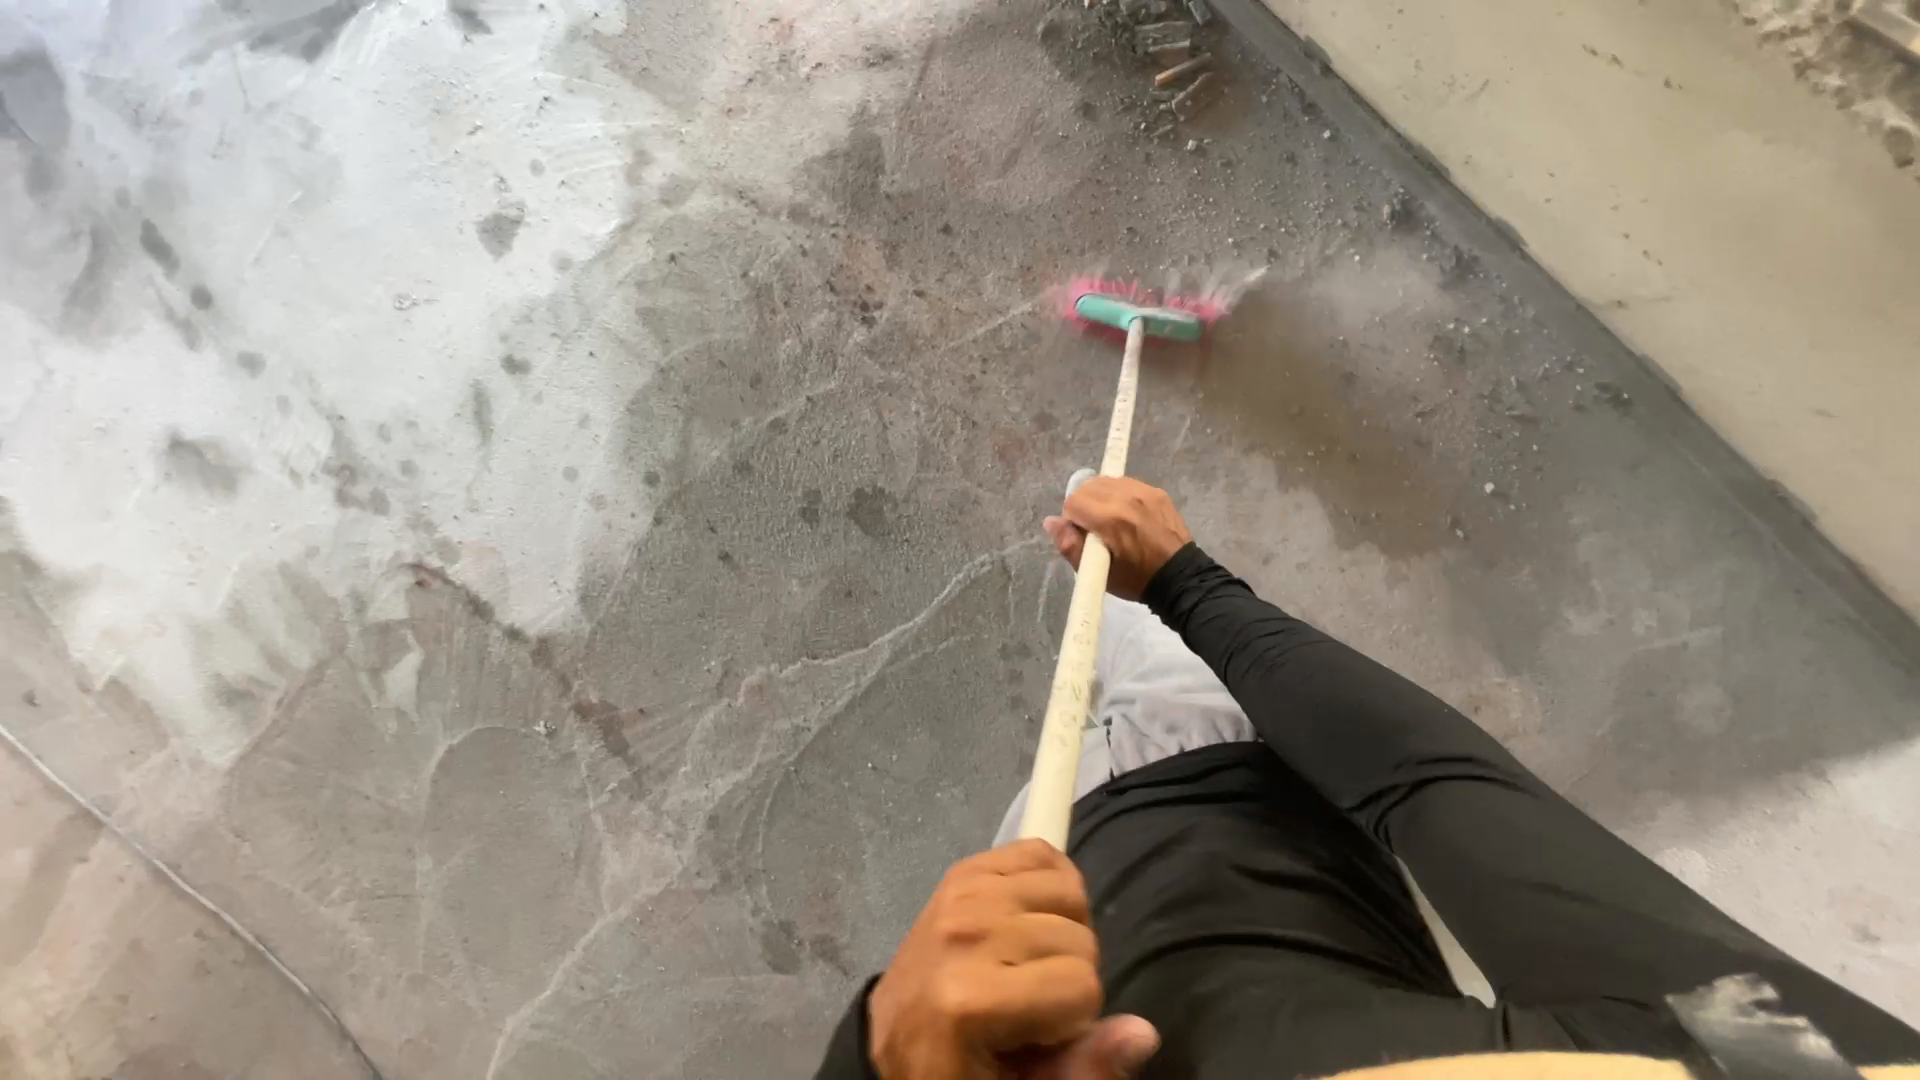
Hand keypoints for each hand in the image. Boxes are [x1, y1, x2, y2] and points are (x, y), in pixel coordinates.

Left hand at [868, 839, 1159, 1079]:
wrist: (891, 1040)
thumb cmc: (954, 1071)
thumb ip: (1083, 1069)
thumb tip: (1142, 1031)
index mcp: (971, 999)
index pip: (1082, 985)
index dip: (1075, 1020)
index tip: (1039, 1035)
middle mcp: (966, 932)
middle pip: (1078, 936)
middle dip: (1070, 974)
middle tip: (1031, 1001)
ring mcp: (962, 892)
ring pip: (1069, 889)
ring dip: (1064, 925)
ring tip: (1029, 960)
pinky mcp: (963, 869)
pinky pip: (1040, 852)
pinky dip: (1050, 881)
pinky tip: (1030, 918)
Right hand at [1042, 477, 1193, 601]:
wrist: (1179, 577)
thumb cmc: (1135, 579)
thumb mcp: (1096, 572)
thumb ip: (1069, 545)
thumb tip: (1051, 522)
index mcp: (1110, 518)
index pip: (1073, 502)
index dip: (1072, 520)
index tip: (1083, 536)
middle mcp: (1126, 497)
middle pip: (1088, 486)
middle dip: (1084, 505)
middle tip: (1094, 528)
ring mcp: (1144, 491)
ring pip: (1106, 481)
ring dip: (1100, 498)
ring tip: (1110, 520)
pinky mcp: (1156, 492)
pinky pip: (1126, 483)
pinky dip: (1119, 495)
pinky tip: (1127, 515)